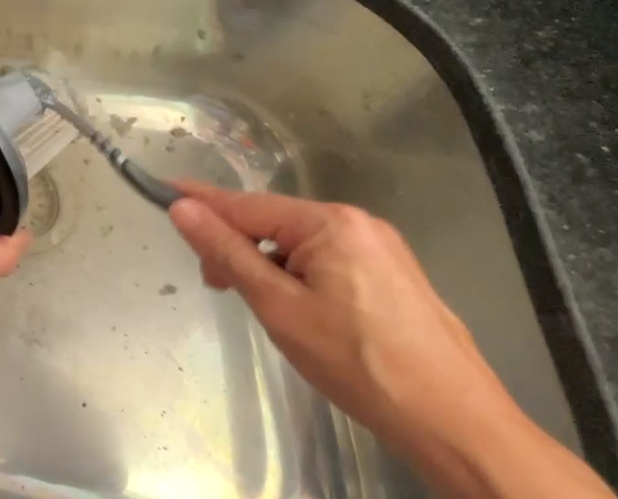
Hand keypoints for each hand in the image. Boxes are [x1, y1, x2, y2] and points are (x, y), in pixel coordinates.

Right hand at [167, 184, 519, 453]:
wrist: (457, 425)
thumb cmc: (358, 362)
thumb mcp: (277, 306)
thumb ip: (226, 251)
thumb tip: (182, 207)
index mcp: (330, 223)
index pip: (244, 204)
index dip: (200, 201)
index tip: (160, 191)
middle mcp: (358, 224)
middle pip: (271, 221)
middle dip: (236, 245)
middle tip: (217, 285)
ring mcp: (382, 250)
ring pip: (298, 243)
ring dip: (267, 264)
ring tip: (262, 306)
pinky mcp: (394, 277)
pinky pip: (326, 260)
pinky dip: (298, 276)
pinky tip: (299, 310)